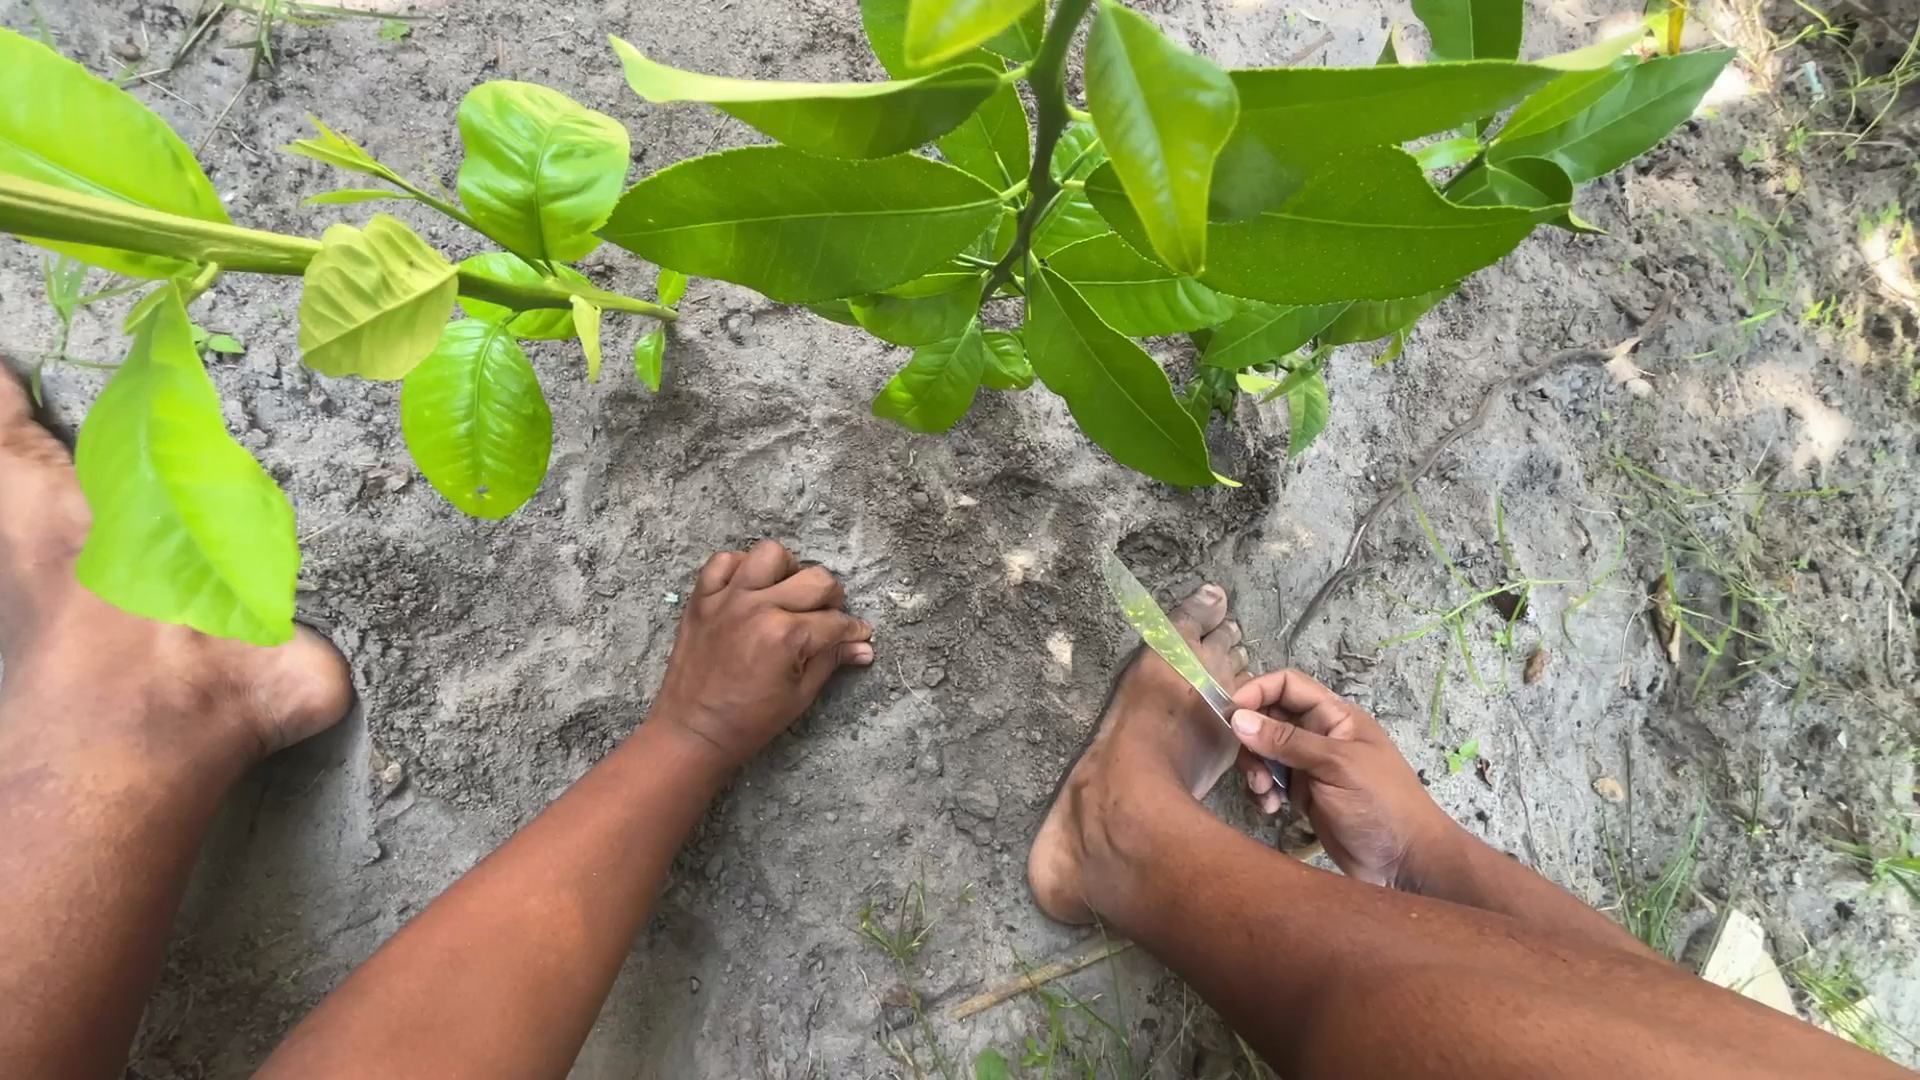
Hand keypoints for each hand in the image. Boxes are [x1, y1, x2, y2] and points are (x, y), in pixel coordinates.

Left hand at [650, 540, 873, 769]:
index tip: (859, 635)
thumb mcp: (800, 695)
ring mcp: (728, 599)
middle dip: (832, 599)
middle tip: (827, 617)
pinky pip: (723, 561)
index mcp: (786, 636)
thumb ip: (832, 661)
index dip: (853, 631)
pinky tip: (750, 589)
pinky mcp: (702, 599)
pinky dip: (740, 568)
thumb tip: (864, 648)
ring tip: (787, 594)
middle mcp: (759, 608)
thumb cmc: (749, 721)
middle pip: (816, 580)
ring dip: (788, 571)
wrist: (692, 732)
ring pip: (771, 554)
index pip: (836, 622)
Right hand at [1228, 670, 1461, 888]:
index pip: (1287, 685)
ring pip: (1262, 751)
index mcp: (1334, 717)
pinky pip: (1268, 781)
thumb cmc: (1382, 805)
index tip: (1233, 714)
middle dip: (1252, 740)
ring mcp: (1308, 765)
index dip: (1257, 691)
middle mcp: (1318, 735)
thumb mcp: (1336, 766)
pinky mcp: (1301, 793)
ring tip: (1265, 793)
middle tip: (1252, 767)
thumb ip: (1286, 741)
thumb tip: (1237, 718)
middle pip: (1267, 718)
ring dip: (1255, 770)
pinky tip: (1271, 809)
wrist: (1407, 866)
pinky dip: (1262, 792)